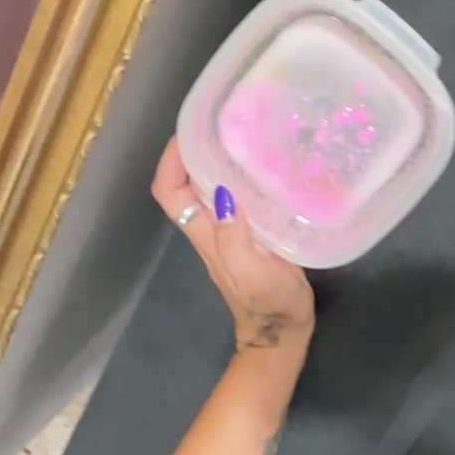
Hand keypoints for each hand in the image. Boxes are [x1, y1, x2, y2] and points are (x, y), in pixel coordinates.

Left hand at [151, 138, 314, 349]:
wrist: (284, 332)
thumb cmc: (269, 305)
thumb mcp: (253, 274)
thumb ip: (236, 239)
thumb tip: (222, 195)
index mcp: (206, 235)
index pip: (170, 192)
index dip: (170, 161)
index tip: (190, 132)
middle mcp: (213, 227)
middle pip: (188, 183)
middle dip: (195, 151)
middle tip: (223, 122)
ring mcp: (233, 230)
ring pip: (213, 187)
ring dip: (220, 160)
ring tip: (246, 133)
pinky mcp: (254, 232)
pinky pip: (241, 196)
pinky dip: (246, 176)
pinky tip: (269, 163)